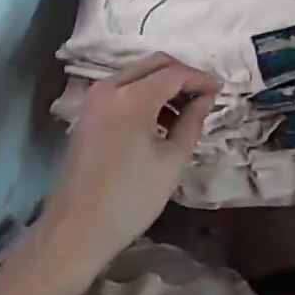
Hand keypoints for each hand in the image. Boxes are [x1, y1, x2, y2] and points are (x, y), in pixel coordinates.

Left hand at [41, 54, 219, 277]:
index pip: (174, 73)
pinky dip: (144, 94)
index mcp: (132, 97)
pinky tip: (159, 120)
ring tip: (185, 112)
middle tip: (204, 96)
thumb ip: (192, 121)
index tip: (219, 91)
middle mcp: (109, 87)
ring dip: (163, 84)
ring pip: (137, 73)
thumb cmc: (130, 198)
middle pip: (154, 63)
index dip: (200, 79)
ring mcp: (94, 98)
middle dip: (182, 75)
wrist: (76, 230)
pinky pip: (122, 88)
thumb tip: (204, 98)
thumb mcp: (172, 160)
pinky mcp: (87, 112)